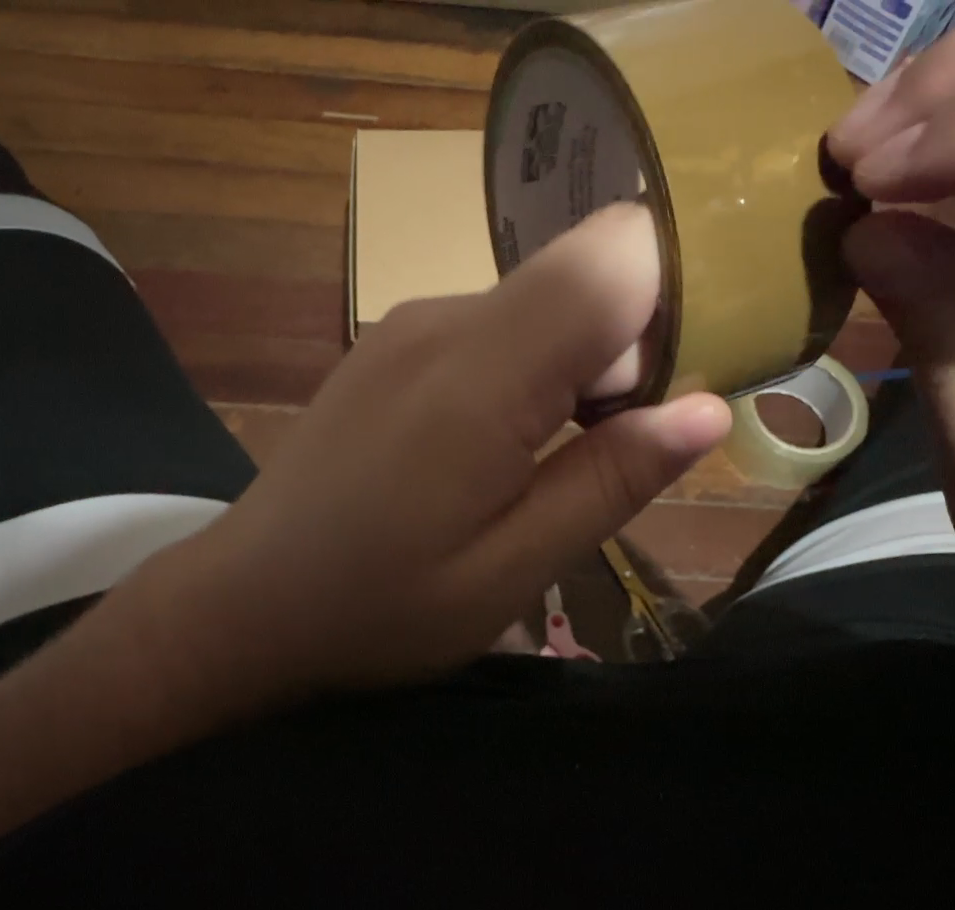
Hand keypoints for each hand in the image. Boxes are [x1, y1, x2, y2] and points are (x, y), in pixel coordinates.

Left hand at [132, 204, 729, 695]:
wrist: (247, 602)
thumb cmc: (381, 607)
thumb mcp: (511, 570)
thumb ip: (610, 482)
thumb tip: (708, 410)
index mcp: (481, 374)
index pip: (618, 256)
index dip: (675, 308)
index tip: (673, 401)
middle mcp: (445, 317)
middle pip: (588, 274)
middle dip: (629, 356)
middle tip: (606, 462)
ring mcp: (411, 321)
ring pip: (546, 301)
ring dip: (579, 372)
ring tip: (546, 470)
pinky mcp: (395, 340)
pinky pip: (499, 326)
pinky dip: (532, 373)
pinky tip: (497, 452)